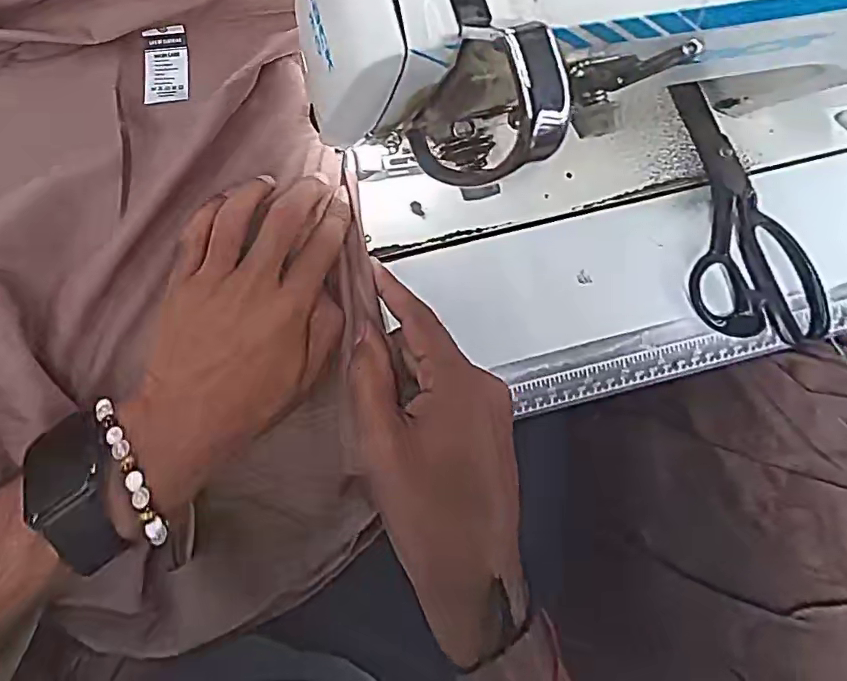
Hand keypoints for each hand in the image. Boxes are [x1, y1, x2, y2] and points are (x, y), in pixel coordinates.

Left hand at [116, 175, 352, 523]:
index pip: (319, 249)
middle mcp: (252, 286)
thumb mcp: (303, 377)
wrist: (186, 416)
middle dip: (305, 193)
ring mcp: (213, 280)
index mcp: (287, 309)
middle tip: (313, 184)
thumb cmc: (243, 403)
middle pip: (283, 220)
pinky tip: (222, 202)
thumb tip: (334, 292)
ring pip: (235, 216)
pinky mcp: (182, 281)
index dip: (334, 221)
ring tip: (267, 184)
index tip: (338, 209)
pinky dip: (210, 210)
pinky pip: (195, 233)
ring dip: (254, 192)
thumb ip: (326, 330)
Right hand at [349, 265, 526, 669]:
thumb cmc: (430, 519)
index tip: (370, 266)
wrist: (473, 581)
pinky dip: (419, 397)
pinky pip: (447, 392)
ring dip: (403, 381)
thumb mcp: (381, 443)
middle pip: (424, 346)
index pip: (419, 319)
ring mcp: (491, 410)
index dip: (390, 289)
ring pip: (433, 371)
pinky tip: (400, 431)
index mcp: (460, 385)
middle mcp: (484, 389)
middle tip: (355, 373)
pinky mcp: (490, 428)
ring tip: (380, 423)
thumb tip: (363, 334)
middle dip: (388, 353)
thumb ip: (368, 377)